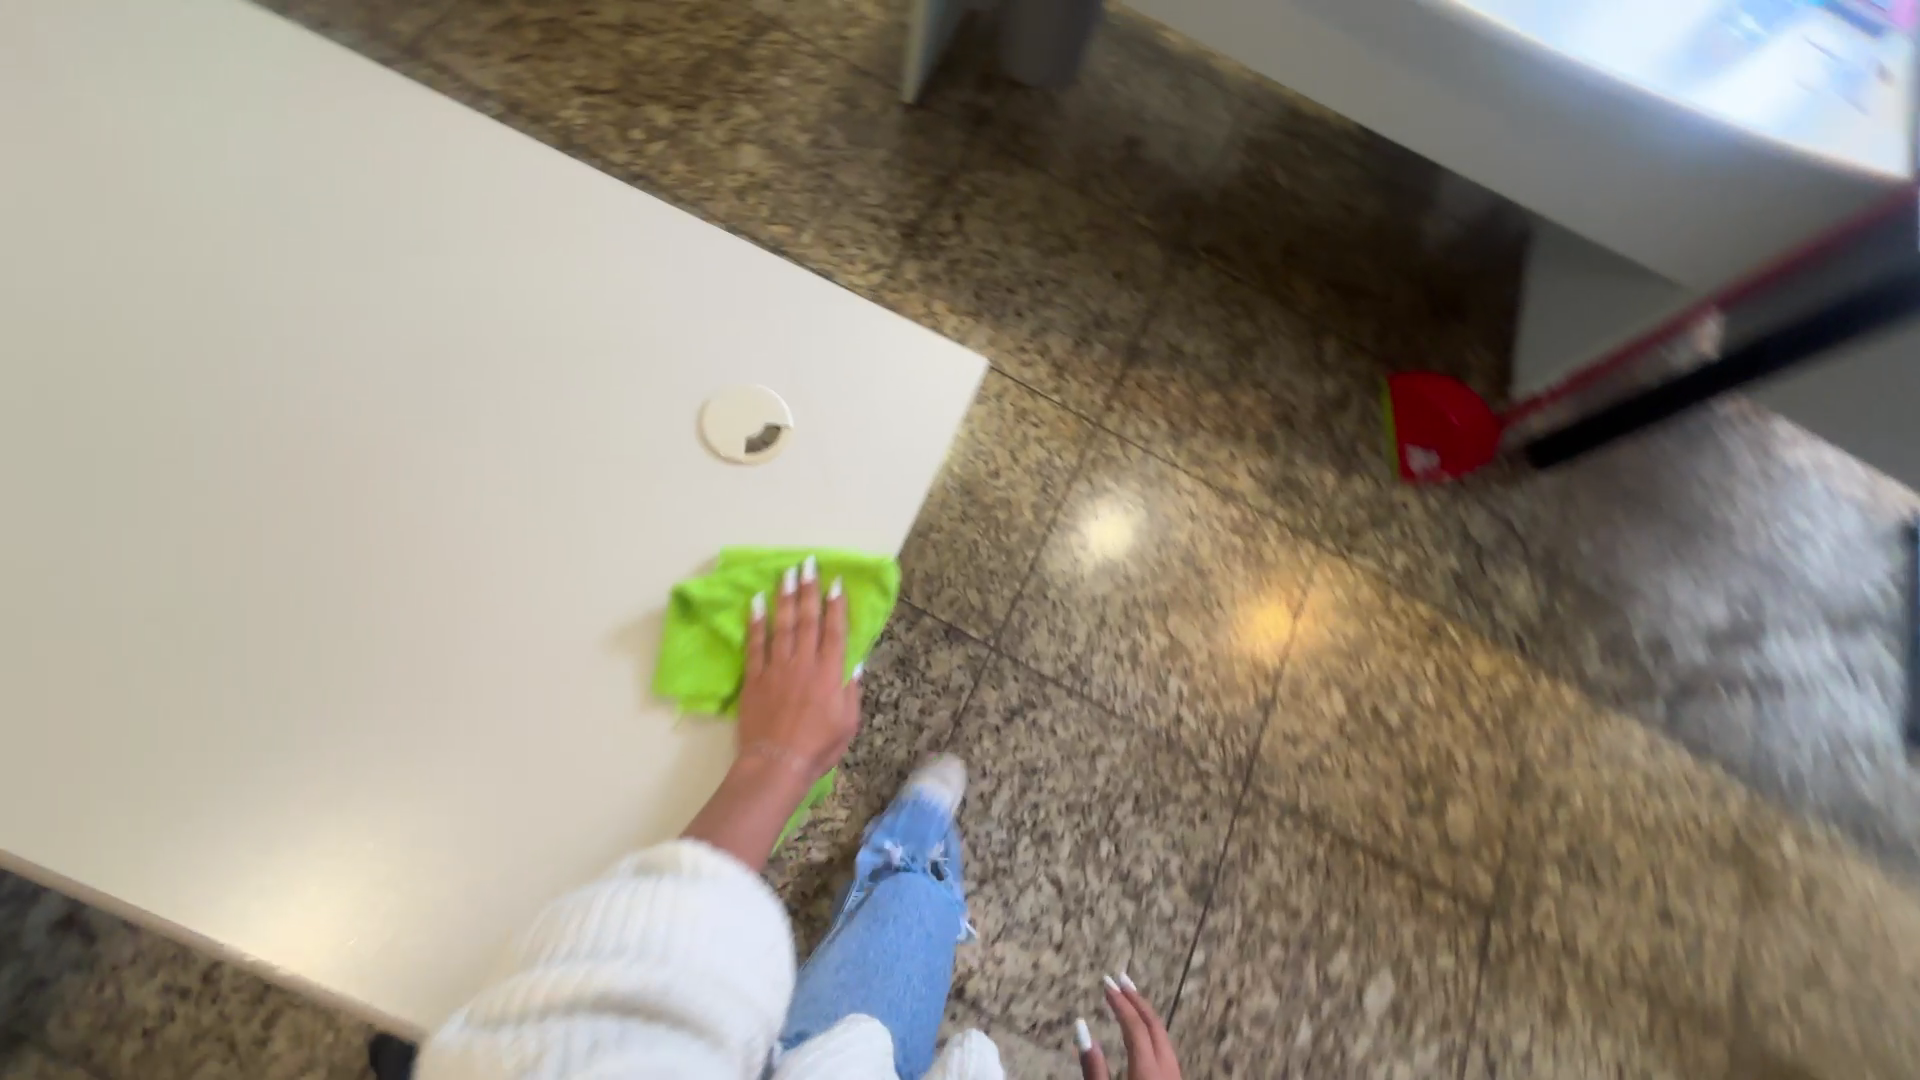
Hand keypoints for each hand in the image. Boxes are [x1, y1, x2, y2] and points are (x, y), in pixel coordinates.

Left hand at [736, 557, 861, 781]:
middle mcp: (804, 662)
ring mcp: (777, 667)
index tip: (836, 582)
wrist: (777, 763)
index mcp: (830, 672)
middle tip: (808, 564)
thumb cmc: (819, 746)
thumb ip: (851, 689)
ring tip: (787, 573)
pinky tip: (757, 603)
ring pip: (782, 625)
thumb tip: (854, 663)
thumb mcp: (849, 721)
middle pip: (808, 619)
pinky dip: (756, 622)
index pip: (835, 630)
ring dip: (785, 597)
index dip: (836, 604)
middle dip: (809, 589)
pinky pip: (755, 644)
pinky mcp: (755, 678)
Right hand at [1077, 976, 1182, 1079]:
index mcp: (1148, 1070)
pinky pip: (1166, 1048)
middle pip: (1154, 1026)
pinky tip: (1144, 1031)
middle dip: (1137, 999)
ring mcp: (1176, 1076)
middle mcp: (1167, 1068)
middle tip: (1120, 978)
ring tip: (1131, 998)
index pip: (1135, 1026)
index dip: (1120, 1002)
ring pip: (1164, 1036)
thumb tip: (1081, 1028)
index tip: (1106, 982)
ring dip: (1146, 1014)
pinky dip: (1153, 1031)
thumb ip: (1094, 1068)